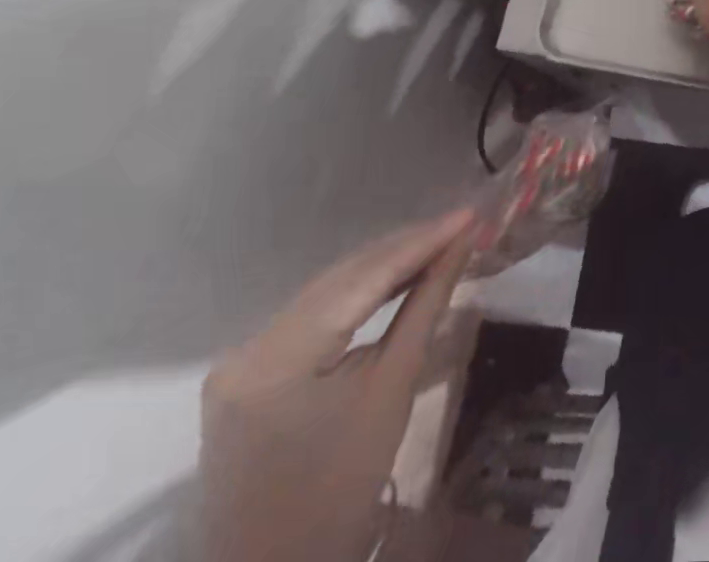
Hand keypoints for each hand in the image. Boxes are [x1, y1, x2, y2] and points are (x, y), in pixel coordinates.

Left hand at [200, 208, 477, 561]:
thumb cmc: (344, 492)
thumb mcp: (392, 391)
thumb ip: (423, 310)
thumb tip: (457, 251)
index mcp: (275, 359)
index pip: (359, 280)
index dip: (418, 242)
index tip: (467, 216)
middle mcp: (247, 347)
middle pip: (338, 280)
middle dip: (402, 249)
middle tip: (459, 225)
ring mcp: (241, 359)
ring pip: (324, 294)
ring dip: (381, 269)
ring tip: (436, 244)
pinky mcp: (248, 372)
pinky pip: (312, 318)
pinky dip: (356, 297)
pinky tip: (392, 280)